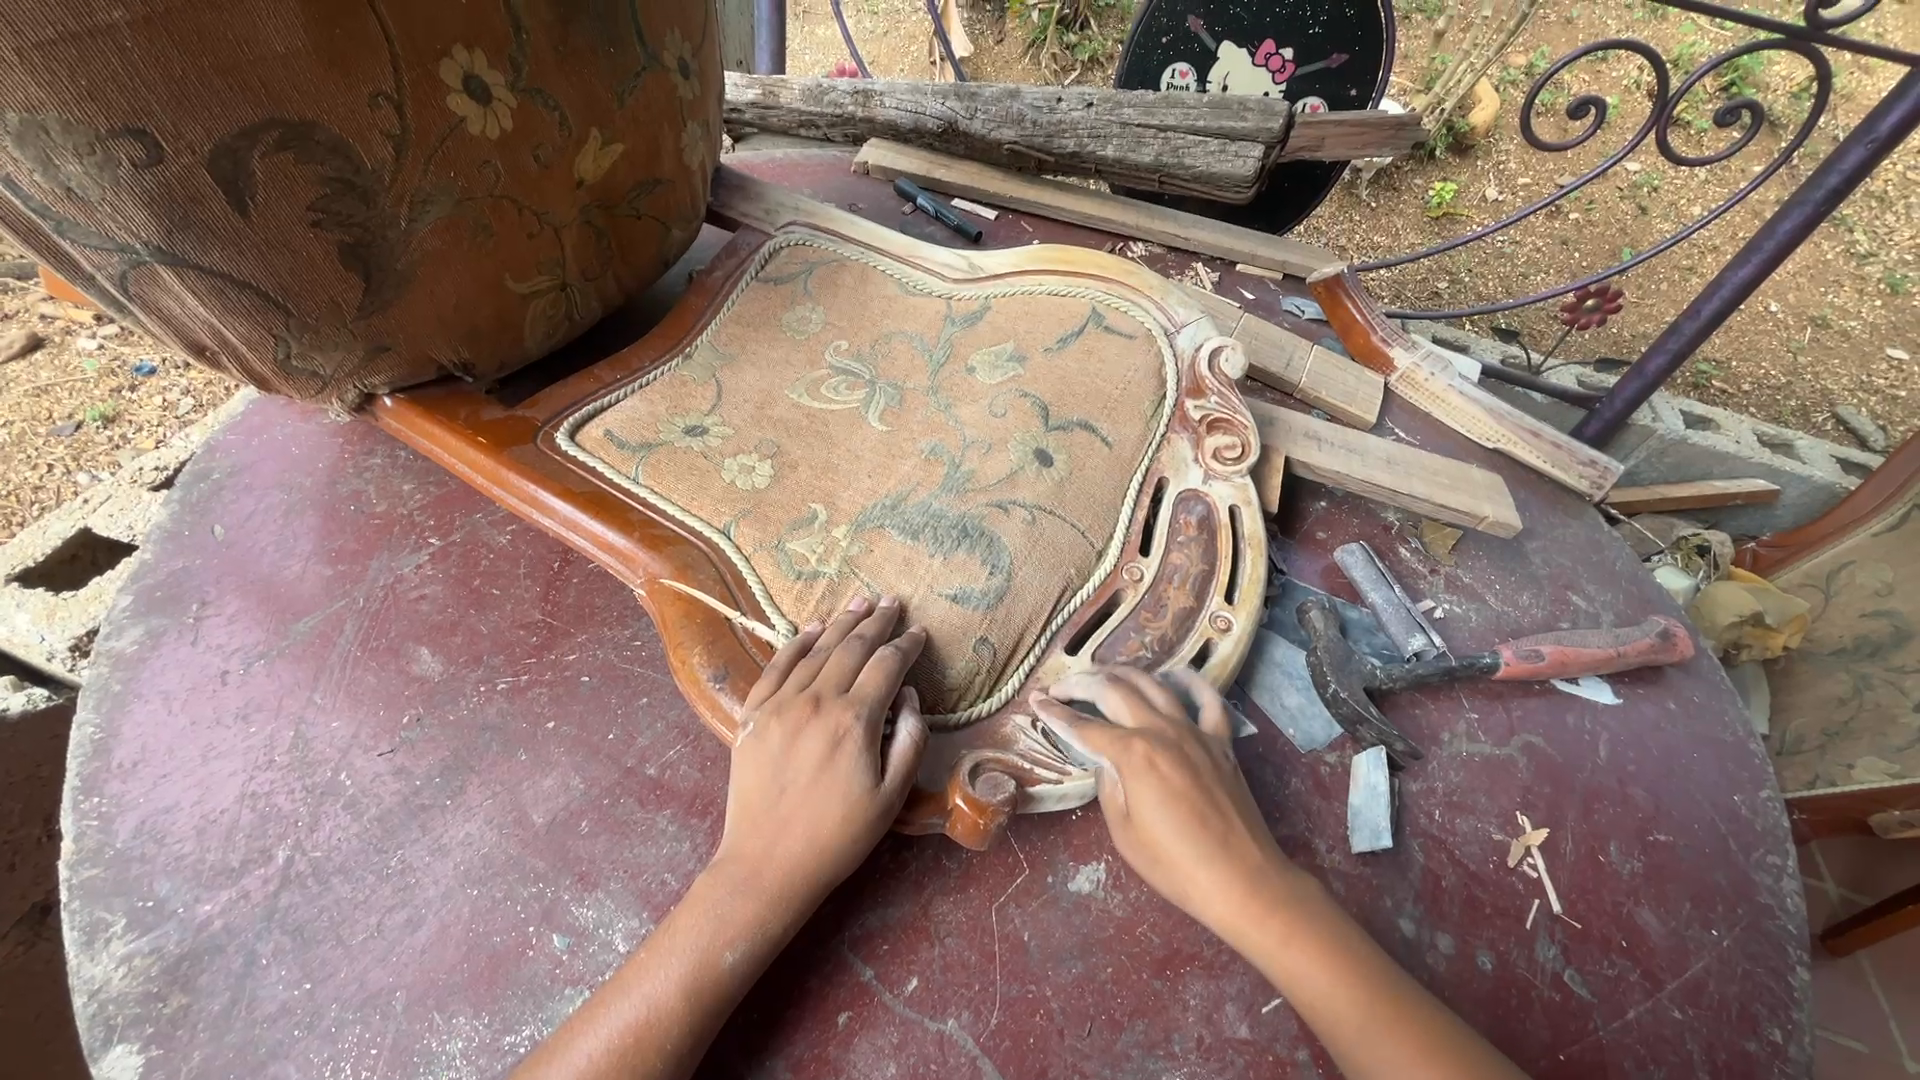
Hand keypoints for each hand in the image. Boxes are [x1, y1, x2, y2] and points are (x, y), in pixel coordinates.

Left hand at [712, 594, 929, 910]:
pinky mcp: (754, 715)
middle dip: (877, 622)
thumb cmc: (838, 837)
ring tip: (860, 601)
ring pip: (816, 649)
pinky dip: (795, 642)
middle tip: (892, 602)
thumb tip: (909, 694)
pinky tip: (810, 627)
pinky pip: (776, 666)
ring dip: (841, 622)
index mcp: (855, 721)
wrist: (767, 865)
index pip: (887, 665)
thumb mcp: (892, 797)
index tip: (919, 631)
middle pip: (852, 647)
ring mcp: (781, 705)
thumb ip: (909, 740)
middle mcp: (818, 701)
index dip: (906, 644)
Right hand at [1028, 666, 1295, 939]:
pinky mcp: (1221, 742)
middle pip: (1114, 690)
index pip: (1084, 726)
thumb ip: (1107, 785)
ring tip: (1103, 672)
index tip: (1036, 701)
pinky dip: (1190, 681)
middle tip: (1060, 685)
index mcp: (1133, 754)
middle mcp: (1161, 731)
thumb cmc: (1174, 864)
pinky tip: (1175, 673)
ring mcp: (1195, 732)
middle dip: (1081, 683)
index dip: (1055, 713)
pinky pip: (1207, 701)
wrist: (1240, 879)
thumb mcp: (1123, 831)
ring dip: (1124, 672)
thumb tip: (1103, 759)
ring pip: (1155, 685)